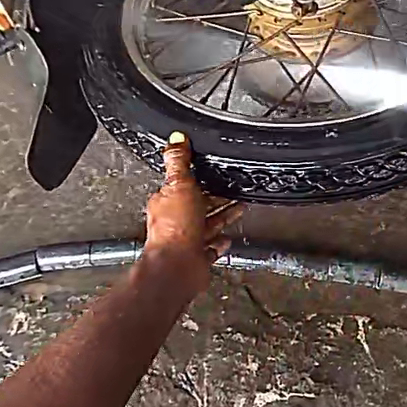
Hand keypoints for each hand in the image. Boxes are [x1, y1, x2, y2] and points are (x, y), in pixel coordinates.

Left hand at [143, 133, 244, 282]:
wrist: (179, 266)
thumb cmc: (175, 229)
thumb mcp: (179, 185)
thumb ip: (179, 162)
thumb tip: (176, 139)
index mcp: (167, 202)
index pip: (184, 186)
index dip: (200, 180)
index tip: (215, 173)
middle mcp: (176, 222)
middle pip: (199, 205)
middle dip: (217, 198)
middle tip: (234, 190)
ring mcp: (188, 240)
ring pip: (208, 224)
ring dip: (224, 216)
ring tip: (239, 208)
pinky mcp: (198, 256)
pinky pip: (211, 247)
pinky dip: (220, 241)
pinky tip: (227, 238)